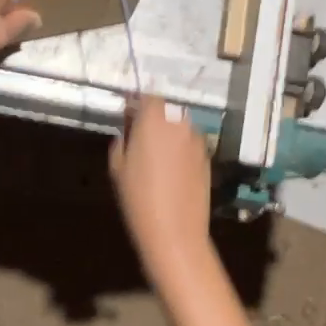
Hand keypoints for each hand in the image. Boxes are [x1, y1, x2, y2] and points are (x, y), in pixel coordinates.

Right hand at [110, 95, 212, 263]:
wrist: (175, 230)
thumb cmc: (138, 197)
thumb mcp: (117, 166)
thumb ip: (123, 139)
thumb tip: (128, 131)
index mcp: (155, 119)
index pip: (148, 95)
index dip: (137, 103)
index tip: (127, 115)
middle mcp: (180, 123)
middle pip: (167, 108)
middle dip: (154, 116)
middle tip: (139, 133)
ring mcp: (198, 140)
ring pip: (181, 125)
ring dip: (169, 131)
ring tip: (156, 152)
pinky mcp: (208, 158)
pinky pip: (191, 144)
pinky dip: (181, 147)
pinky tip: (172, 168)